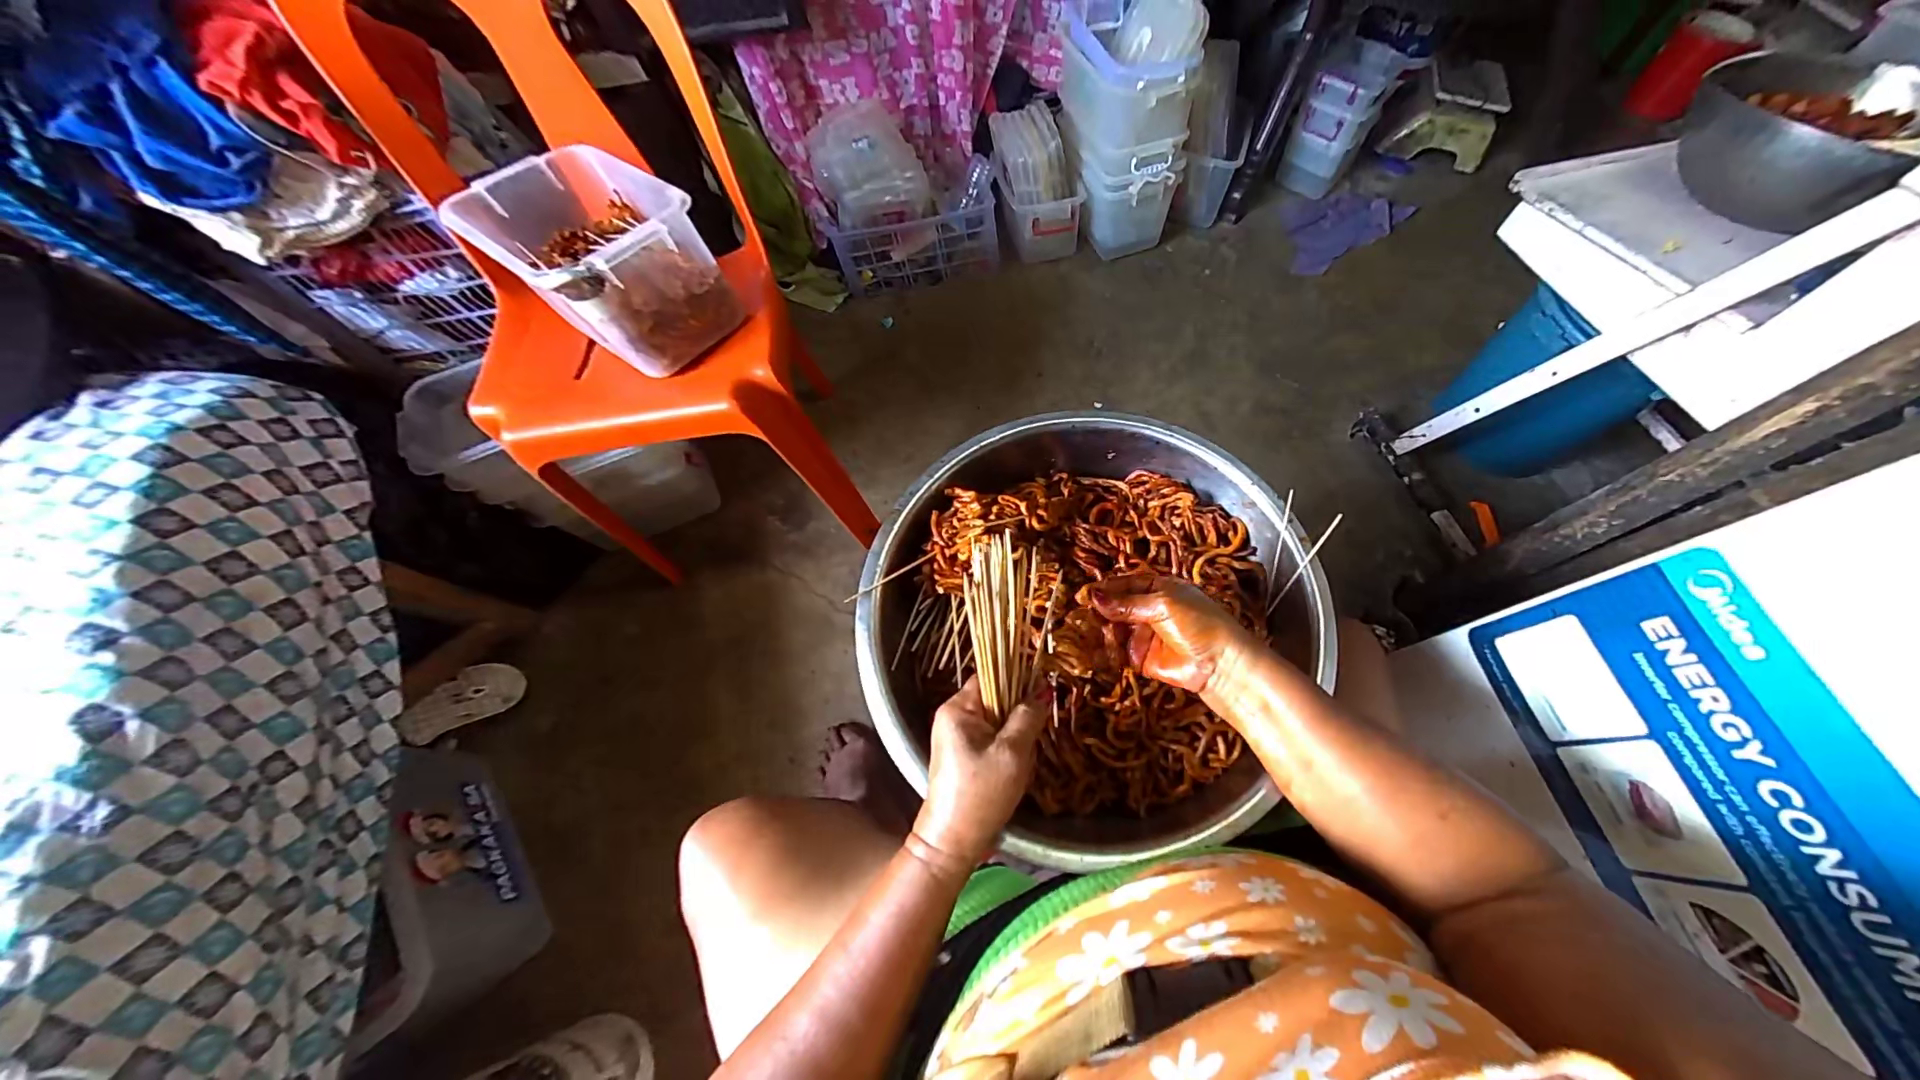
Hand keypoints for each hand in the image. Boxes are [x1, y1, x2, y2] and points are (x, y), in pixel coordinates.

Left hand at [909, 676, 1044, 878]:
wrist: (953, 842)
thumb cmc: (981, 795)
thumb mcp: (1012, 754)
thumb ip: (1028, 717)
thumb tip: (1044, 689)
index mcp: (957, 709)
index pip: (990, 676)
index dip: (1017, 678)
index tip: (1042, 689)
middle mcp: (953, 717)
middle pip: (996, 698)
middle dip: (1019, 714)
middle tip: (1035, 733)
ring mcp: (957, 737)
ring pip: (998, 721)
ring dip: (1016, 735)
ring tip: (1024, 757)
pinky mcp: (964, 755)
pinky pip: (993, 739)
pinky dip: (1009, 749)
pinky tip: (1016, 768)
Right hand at [1088, 574, 1258, 696]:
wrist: (1220, 664)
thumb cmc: (1199, 624)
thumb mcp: (1162, 604)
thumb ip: (1126, 603)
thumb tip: (1094, 597)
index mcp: (1157, 587)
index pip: (1123, 584)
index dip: (1104, 589)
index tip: (1083, 595)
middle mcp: (1147, 608)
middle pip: (1114, 606)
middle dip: (1098, 610)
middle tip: (1080, 615)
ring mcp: (1143, 633)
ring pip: (1113, 628)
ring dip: (1099, 630)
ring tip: (1085, 632)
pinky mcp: (1139, 657)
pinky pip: (1117, 651)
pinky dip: (1105, 650)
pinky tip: (1093, 648)